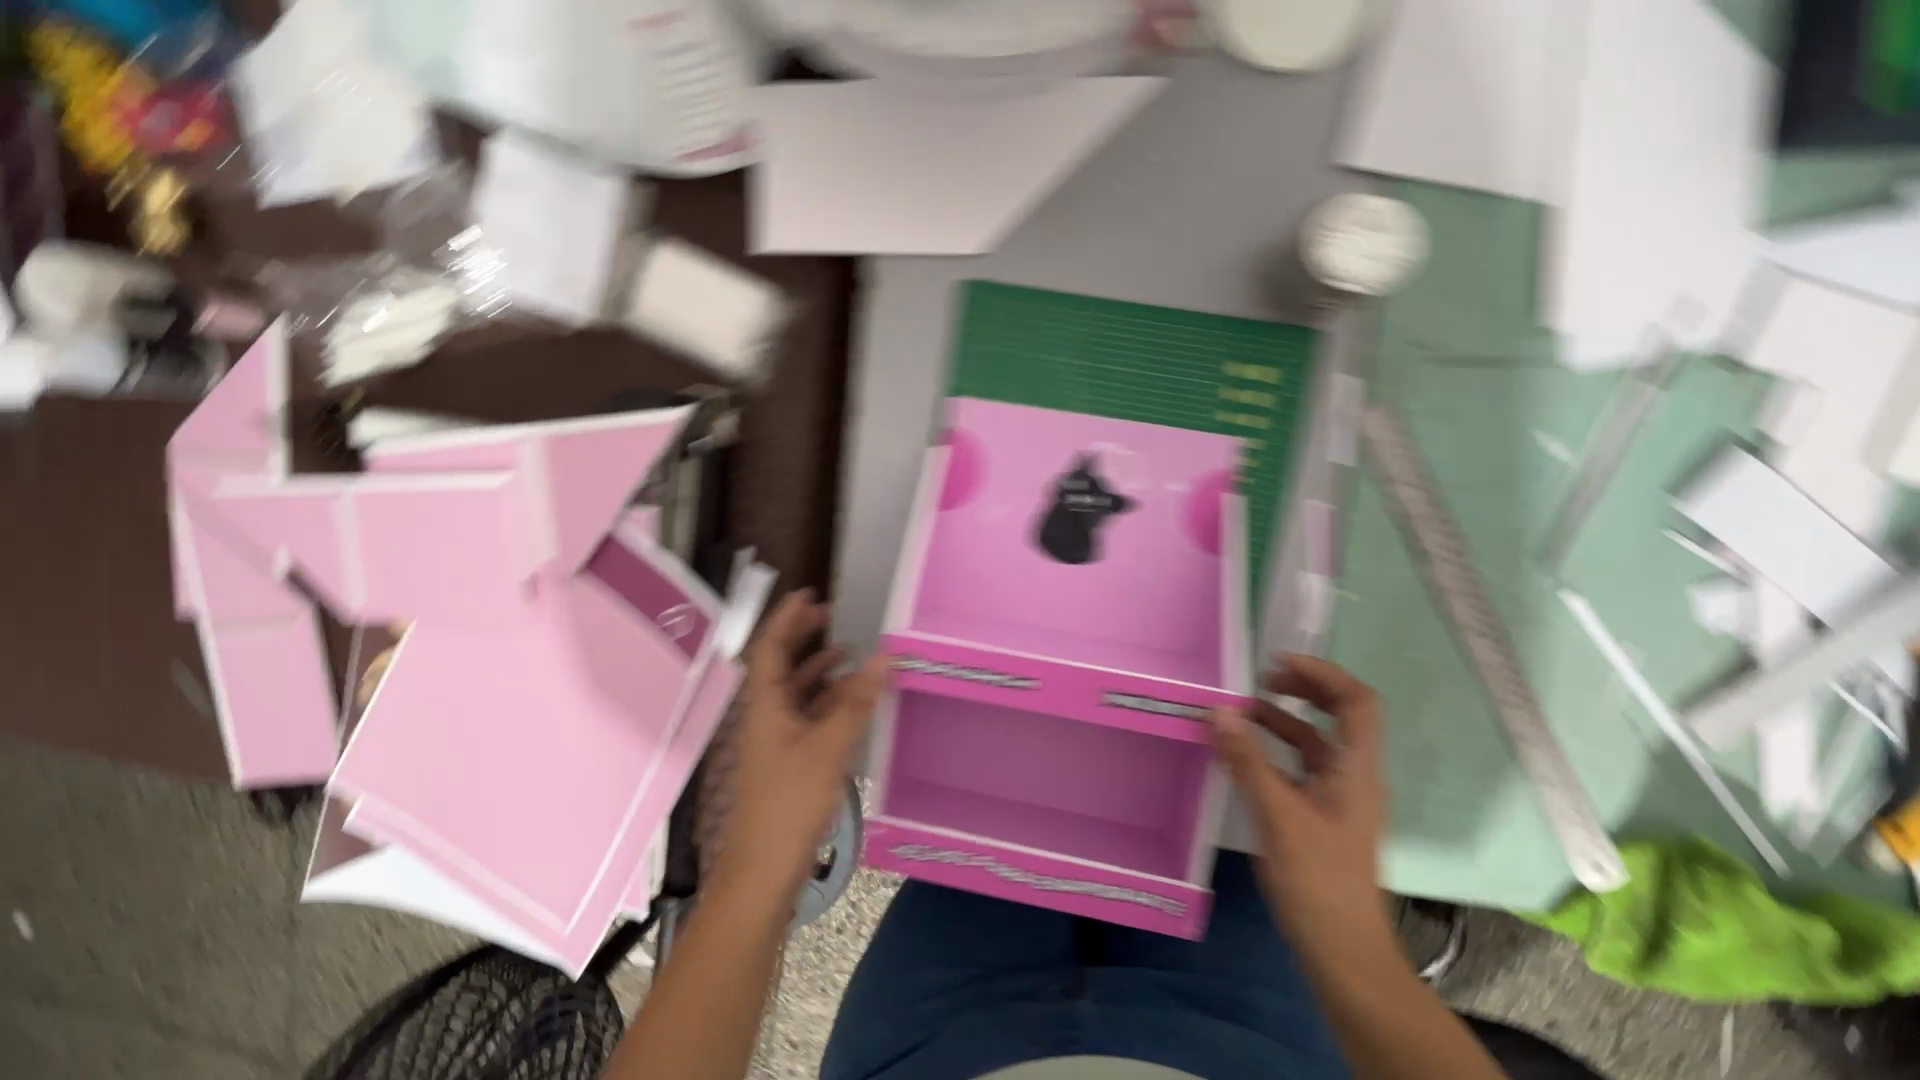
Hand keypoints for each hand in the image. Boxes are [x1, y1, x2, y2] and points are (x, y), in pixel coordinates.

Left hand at [714, 590, 885, 902]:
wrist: (766, 868)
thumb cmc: (791, 802)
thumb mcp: (829, 746)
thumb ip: (856, 700)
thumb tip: (885, 655)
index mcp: (765, 705)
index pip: (770, 648)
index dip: (786, 619)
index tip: (809, 594)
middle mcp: (766, 717)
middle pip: (781, 667)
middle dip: (804, 639)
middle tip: (833, 617)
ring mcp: (776, 742)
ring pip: (796, 694)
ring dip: (819, 671)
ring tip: (850, 655)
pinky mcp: (789, 764)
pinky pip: (807, 719)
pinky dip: (828, 703)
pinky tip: (851, 703)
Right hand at [1209, 654, 1391, 947]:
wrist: (1342, 949)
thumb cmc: (1318, 879)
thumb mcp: (1278, 815)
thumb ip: (1248, 761)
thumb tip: (1219, 711)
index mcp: (1358, 769)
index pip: (1357, 702)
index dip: (1323, 674)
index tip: (1278, 664)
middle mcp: (1355, 777)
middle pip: (1340, 716)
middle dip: (1303, 692)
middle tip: (1259, 682)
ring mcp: (1340, 799)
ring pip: (1316, 744)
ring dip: (1283, 722)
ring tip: (1240, 715)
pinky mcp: (1323, 819)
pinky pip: (1301, 771)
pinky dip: (1275, 755)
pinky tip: (1243, 759)